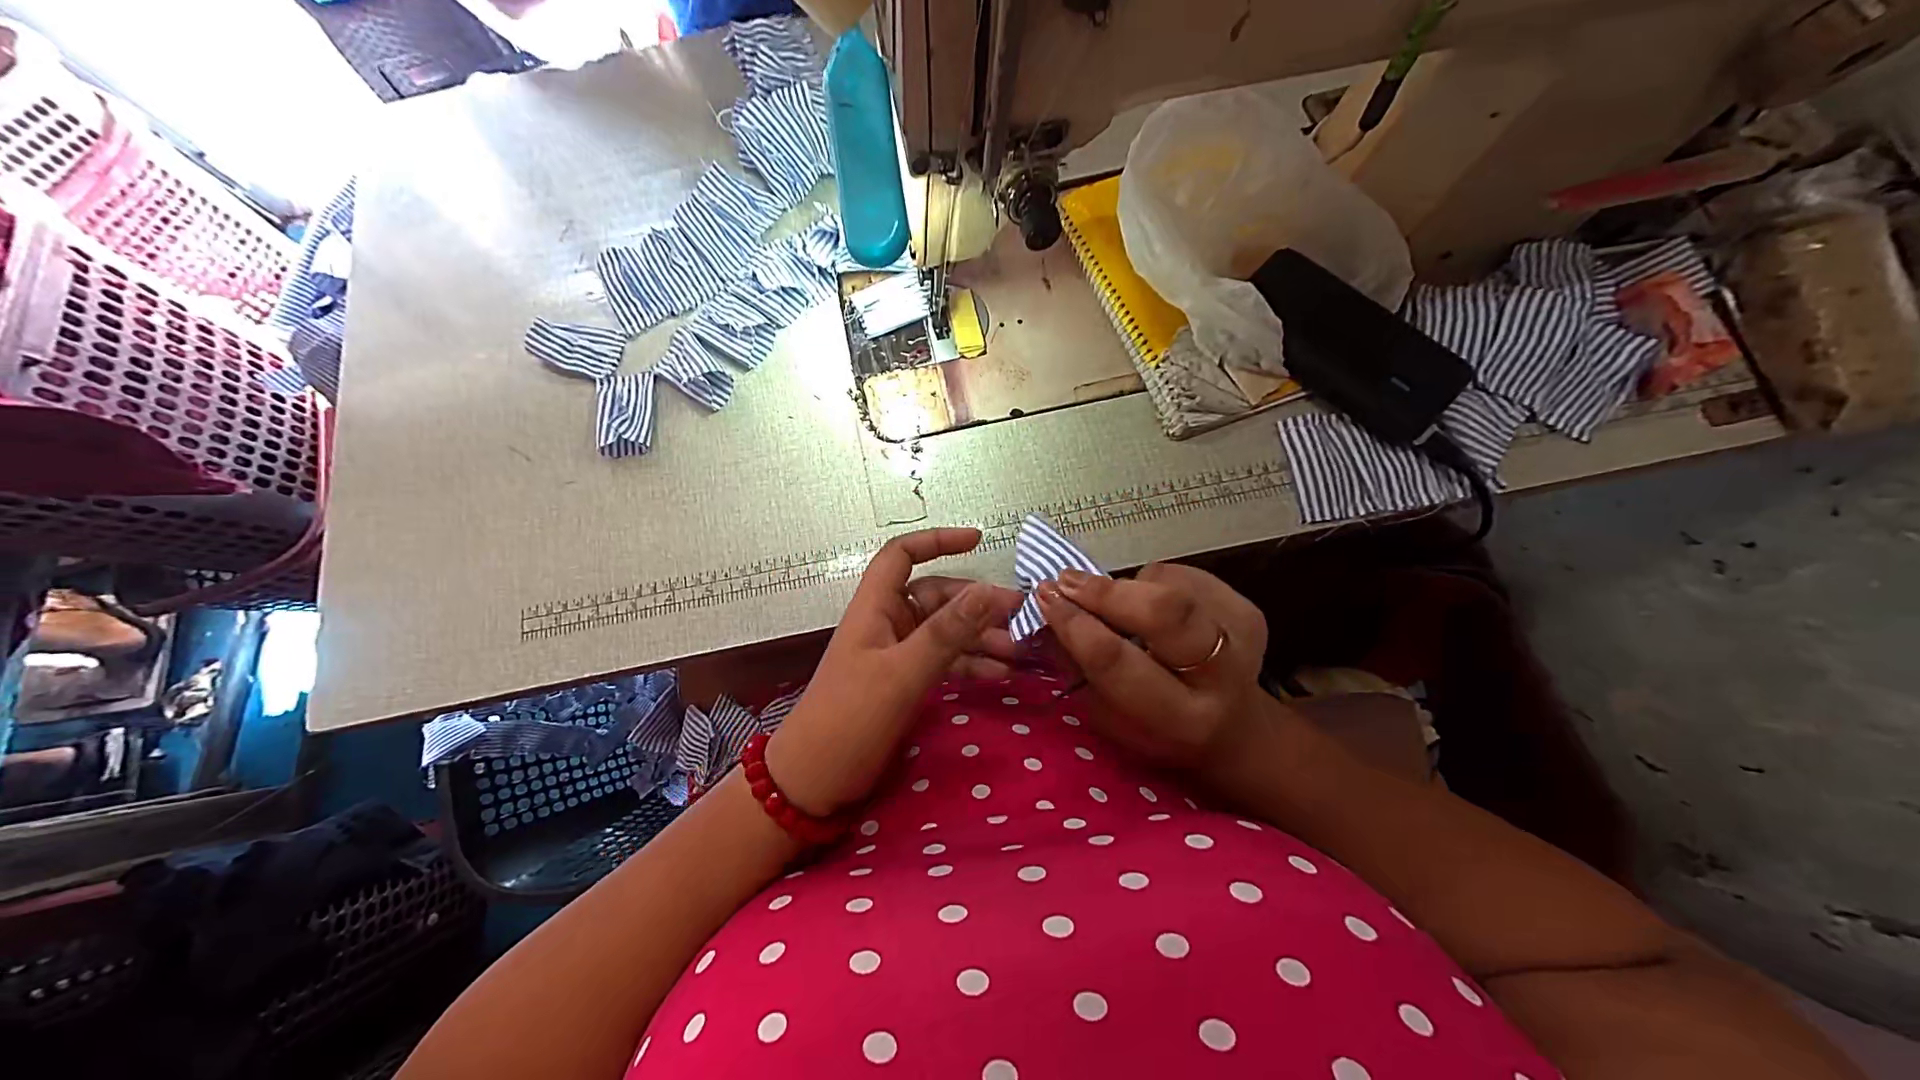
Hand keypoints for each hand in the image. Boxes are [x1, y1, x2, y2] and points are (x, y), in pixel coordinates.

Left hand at [765, 528, 1023, 814]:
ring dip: (980, 638)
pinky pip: (943, 660)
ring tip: (1018, 652)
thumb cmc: (850, 719)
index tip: (979, 541)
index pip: (902, 555)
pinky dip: (969, 664)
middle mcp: (886, 622)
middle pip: (937, 597)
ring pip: (945, 631)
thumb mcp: (902, 673)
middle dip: (977, 604)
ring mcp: (896, 653)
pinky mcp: (903, 681)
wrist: (814, 782)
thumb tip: (989, 590)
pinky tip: (999, 674)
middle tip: (1021, 617)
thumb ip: (946, 632)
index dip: (937, 540)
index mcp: (874, 607)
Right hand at [1036, 562, 1272, 768]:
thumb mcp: (1110, 713)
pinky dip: (1153, 581)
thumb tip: (1049, 608)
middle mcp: (1219, 677)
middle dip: (1105, 592)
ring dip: (1128, 587)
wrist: (1231, 727)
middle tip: (1067, 581)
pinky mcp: (1246, 609)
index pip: (1116, 660)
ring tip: (1112, 602)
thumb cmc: (1154, 725)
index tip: (1046, 597)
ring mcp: (1240, 637)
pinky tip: (1149, 601)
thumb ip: (1082, 665)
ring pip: (1169, 586)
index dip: (1076, 624)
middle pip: (1162, 612)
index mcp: (1177, 718)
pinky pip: (1184, 575)